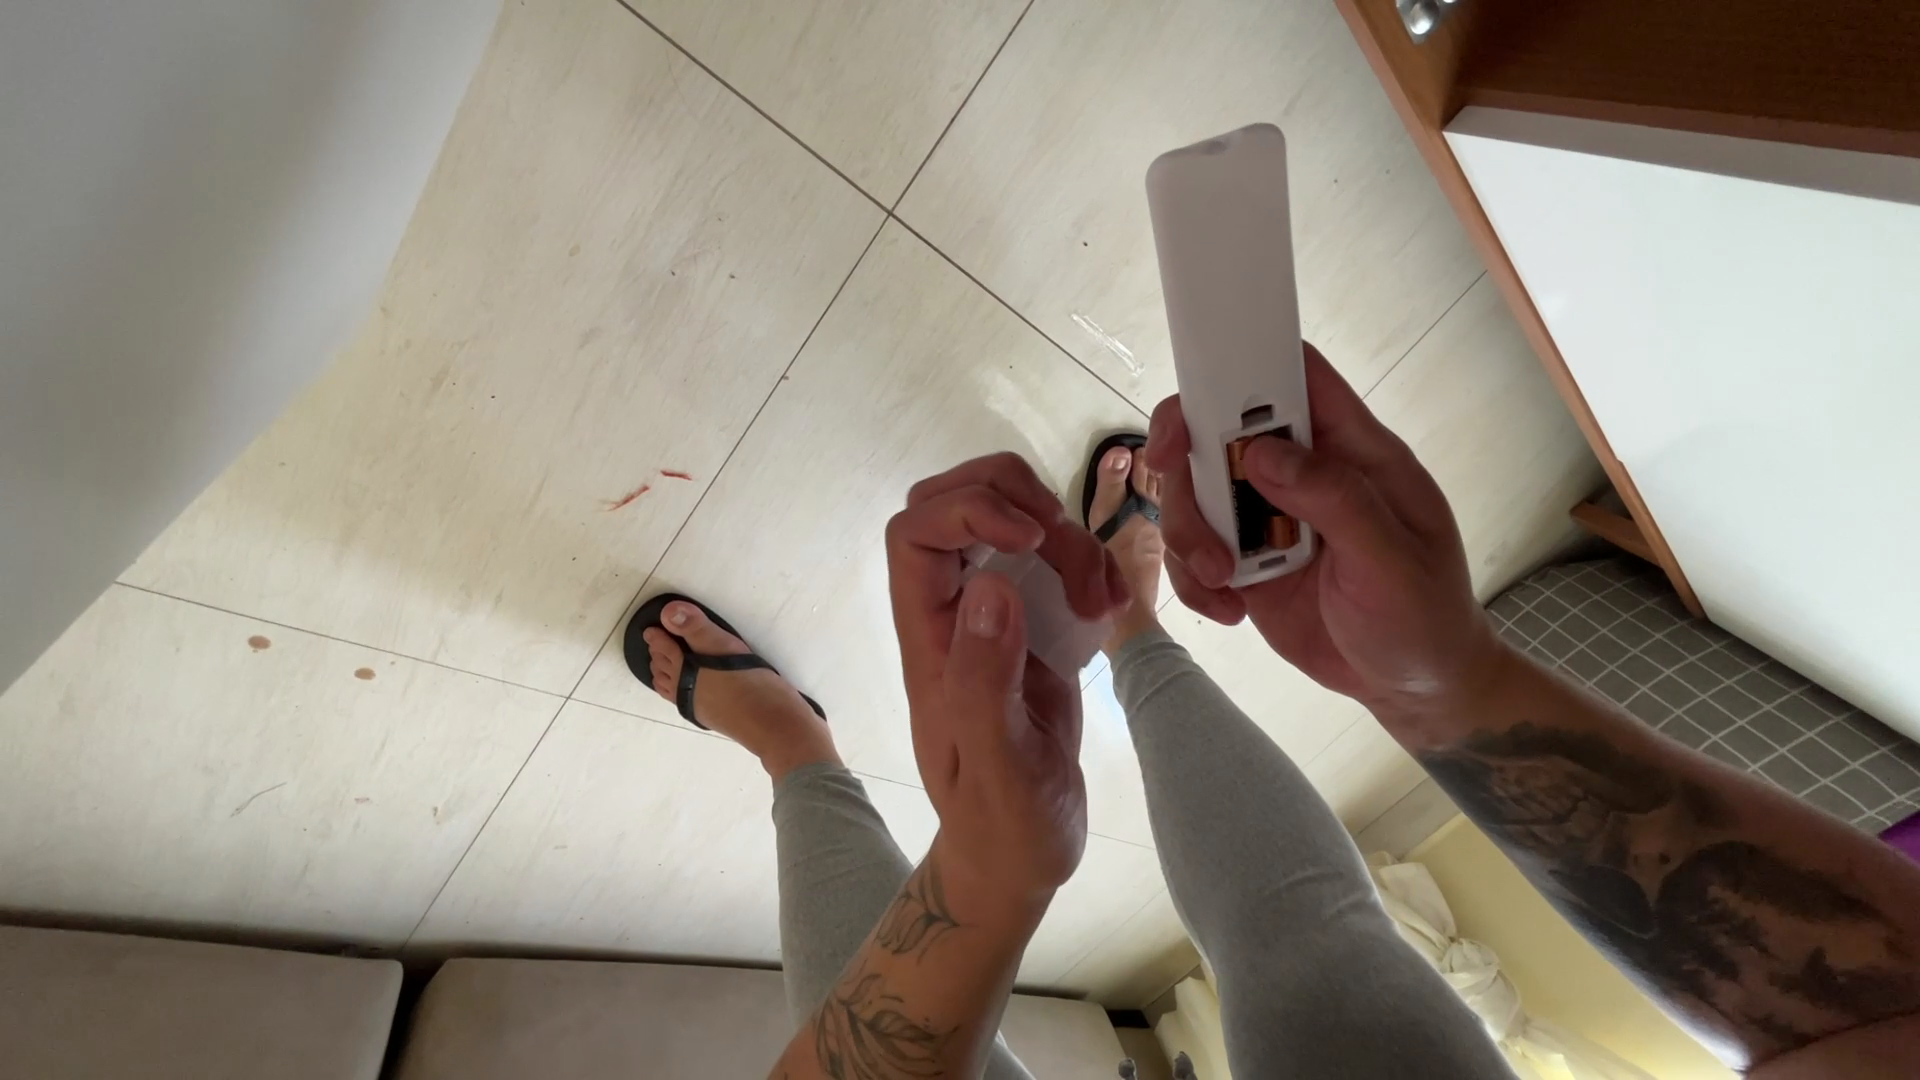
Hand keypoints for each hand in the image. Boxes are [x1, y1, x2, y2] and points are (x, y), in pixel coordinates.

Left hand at [884, 453, 1127, 905]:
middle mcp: (953, 612)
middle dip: (1020, 500)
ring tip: (1101, 600)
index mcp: (928, 639)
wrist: (1022, 847)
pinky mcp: (1032, 621)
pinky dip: (1089, 560)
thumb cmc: (1003, 824)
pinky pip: (1053, 555)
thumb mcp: (999, 769)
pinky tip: (1110, 606)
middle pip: (955, 501)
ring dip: (1067, 538)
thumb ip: (986, 685)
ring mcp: (993, 612)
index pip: (916, 534)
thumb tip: (991, 587)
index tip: (1032, 537)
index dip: (968, 510)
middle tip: (1067, 547)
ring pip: (1013, 519)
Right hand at [1145, 343, 1502, 721]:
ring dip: (1188, 536)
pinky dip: (1193, 580)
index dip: (1239, 372)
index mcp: (1350, 452)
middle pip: (1216, 435)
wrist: (1407, 686)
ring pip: (1191, 496)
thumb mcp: (1392, 562)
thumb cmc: (1422, 618)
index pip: (1292, 379)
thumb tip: (1259, 453)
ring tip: (1222, 582)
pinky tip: (1229, 611)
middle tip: (1185, 512)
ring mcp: (1263, 517)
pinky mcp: (1240, 560)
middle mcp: (1298, 474)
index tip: (1193, 415)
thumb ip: (1335, 500)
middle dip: (1185, 470)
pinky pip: (1191, 552)